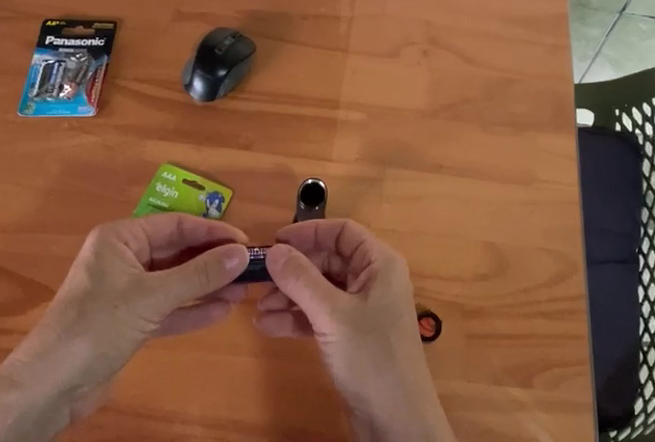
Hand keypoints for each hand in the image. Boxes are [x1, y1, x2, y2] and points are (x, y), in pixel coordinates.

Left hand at [0, 214, 248, 441]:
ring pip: (175, 282)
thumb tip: (242, 254)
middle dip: (213, 261)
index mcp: (121, 238)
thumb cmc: (96, 327)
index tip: (246, 243)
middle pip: (177, 252)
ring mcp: (126, 293)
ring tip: (244, 289)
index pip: (176, 225)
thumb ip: (199, 275)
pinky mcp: (128, 323)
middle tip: (250, 267)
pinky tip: (221, 311)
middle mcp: (124, 259)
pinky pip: (168, 309)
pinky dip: (192, 310)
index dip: (213, 232)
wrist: (48, 389)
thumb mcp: (152, 297)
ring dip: (207, 286)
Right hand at [255, 220, 454, 441]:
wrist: (395, 421)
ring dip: (290, 296)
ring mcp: (362, 309)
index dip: (309, 232)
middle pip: (328, 260)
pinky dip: (296, 318)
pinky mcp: (351, 335)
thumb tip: (273, 250)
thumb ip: (301, 280)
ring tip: (259, 309)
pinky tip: (270, 326)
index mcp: (379, 263)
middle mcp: (372, 279)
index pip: (342, 232)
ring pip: (320, 289)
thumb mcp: (332, 314)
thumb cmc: (371, 357)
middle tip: (259, 279)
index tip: (275, 241)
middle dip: (294, 269)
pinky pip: (319, 315)